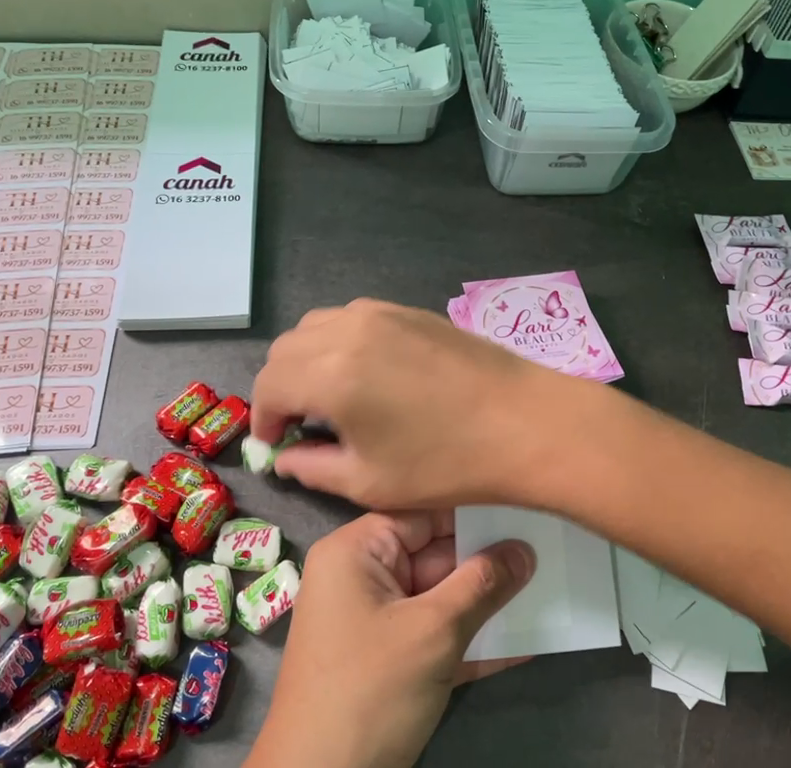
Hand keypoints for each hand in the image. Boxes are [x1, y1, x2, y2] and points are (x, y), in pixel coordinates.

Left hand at [246, 511, 535, 767]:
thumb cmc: (370, 690)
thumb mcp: (433, 631)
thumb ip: (481, 585)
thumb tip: (525, 549)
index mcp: (356, 551)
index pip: (421, 513)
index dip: (472, 510)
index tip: (523, 505)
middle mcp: (361, 575)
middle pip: (433, 553)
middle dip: (486, 557)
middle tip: (547, 546)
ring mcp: (374, 620)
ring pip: (439, 596)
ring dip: (486, 600)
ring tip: (546, 585)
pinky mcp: (389, 661)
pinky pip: (435, 634)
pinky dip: (471, 638)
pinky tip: (524, 638)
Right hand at [251, 298, 607, 508]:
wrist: (526, 423)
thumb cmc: (447, 462)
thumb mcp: (370, 481)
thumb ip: (313, 468)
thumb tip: (285, 457)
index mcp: (331, 373)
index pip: (269, 384)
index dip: (264, 417)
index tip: (276, 443)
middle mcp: (348, 330)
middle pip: (286, 349)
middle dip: (281, 386)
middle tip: (300, 424)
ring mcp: (381, 312)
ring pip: (317, 326)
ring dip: (308, 360)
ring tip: (330, 398)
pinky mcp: (409, 310)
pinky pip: (353, 317)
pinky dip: (340, 342)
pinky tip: (366, 375)